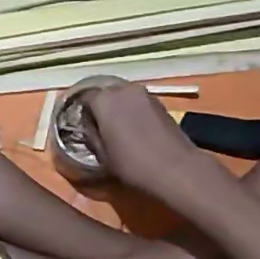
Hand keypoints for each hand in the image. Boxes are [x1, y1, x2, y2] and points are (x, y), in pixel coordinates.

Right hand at [81, 81, 226, 199]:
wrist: (175, 168)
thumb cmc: (132, 164)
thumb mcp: (102, 155)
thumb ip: (92, 136)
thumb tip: (90, 127)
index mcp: (104, 100)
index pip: (85, 98)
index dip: (84, 113)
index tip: (86, 129)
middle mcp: (124, 90)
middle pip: (106, 94)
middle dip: (102, 108)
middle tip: (102, 130)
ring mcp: (145, 94)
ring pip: (124, 97)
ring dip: (120, 110)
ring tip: (121, 132)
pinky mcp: (160, 103)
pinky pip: (139, 103)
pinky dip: (135, 112)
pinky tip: (137, 132)